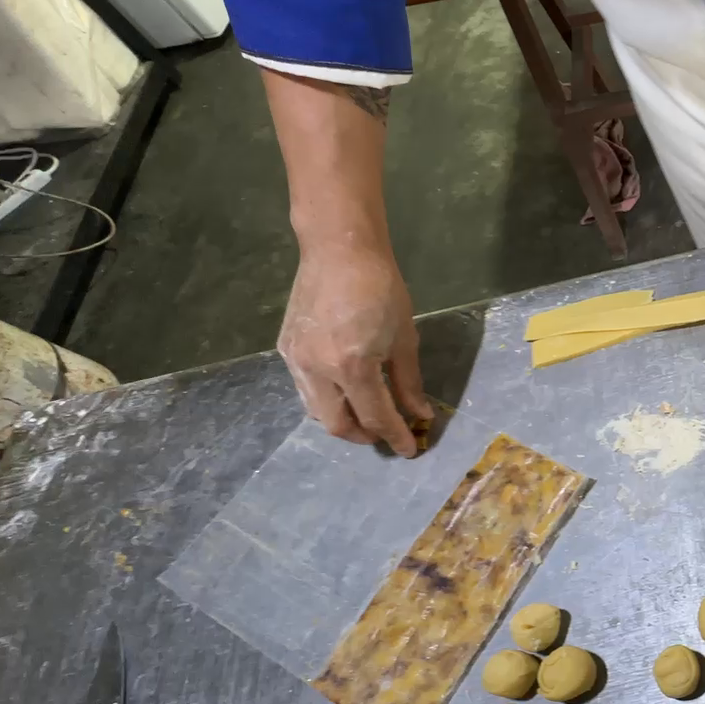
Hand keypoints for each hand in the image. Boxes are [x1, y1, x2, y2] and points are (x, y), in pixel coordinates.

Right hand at [277, 242, 429, 455]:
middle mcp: (316, 369)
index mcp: (351, 367)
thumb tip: (420, 414)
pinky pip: (305, 390)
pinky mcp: (284, 350)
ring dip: (343, 422)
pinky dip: (327, 402)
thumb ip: (409, 383)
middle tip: (388, 435)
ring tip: (370, 420)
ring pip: (315, 411)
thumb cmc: (383, 293)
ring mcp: (293, 360)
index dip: (395, 437)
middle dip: (365, 436)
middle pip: (337, 424)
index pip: (375, 417)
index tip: (410, 449)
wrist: (340, 253)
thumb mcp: (405, 340)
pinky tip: (348, 396)